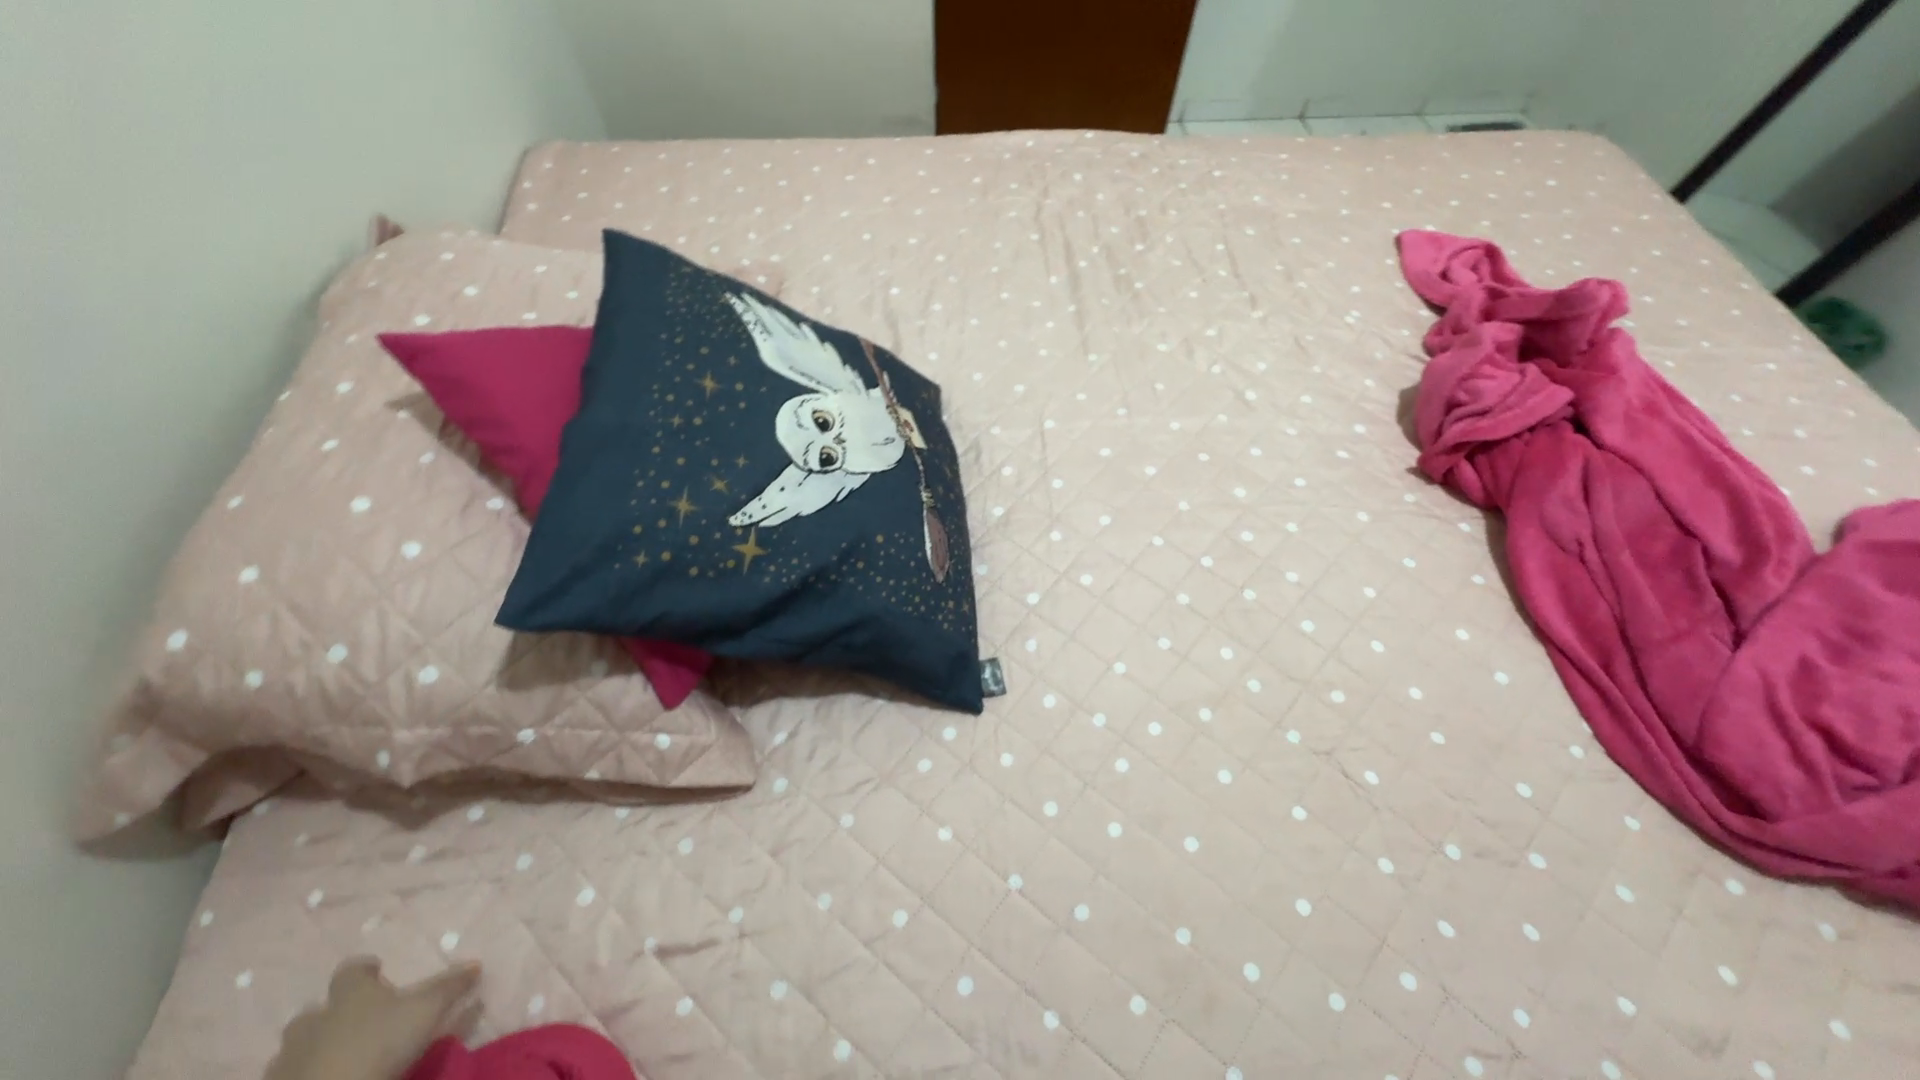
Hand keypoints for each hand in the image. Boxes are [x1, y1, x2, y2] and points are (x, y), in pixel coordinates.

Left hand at [265, 957, 481, 1079]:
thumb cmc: (379, 1044)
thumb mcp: (426, 1011)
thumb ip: (449, 987)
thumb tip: (476, 964)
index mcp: (349, 994)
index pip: (352, 970)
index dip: (364, 969)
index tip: (377, 970)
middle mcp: (313, 1019)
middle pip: (318, 1010)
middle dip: (333, 1014)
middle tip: (357, 1024)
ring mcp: (288, 1057)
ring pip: (297, 1046)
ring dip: (314, 1048)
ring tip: (337, 1060)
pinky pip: (288, 1077)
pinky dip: (301, 1077)